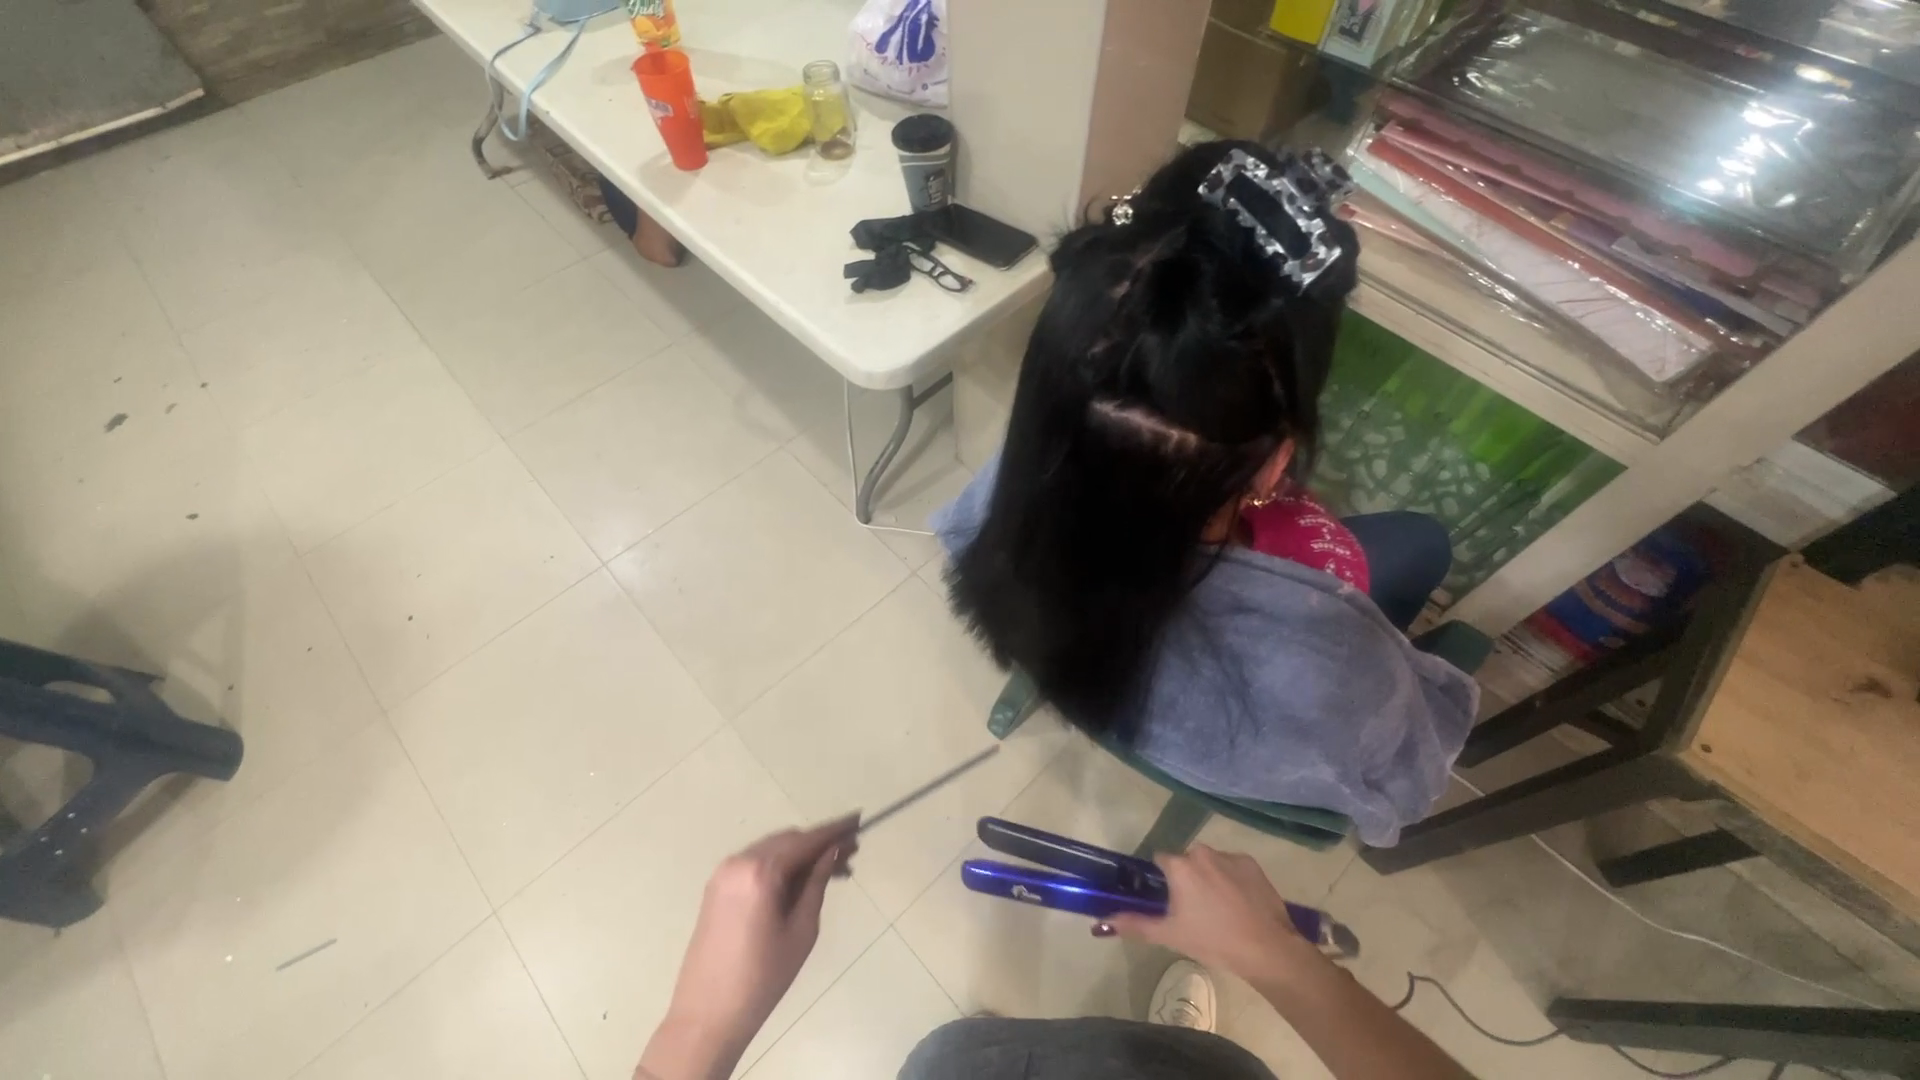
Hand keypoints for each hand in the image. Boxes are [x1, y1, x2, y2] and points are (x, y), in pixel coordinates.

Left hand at [641, 815, 858, 1079]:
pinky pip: (756, 864)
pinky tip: (800, 881)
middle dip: (819, 844)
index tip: (858, 820)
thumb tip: (832, 852)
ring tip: (831, 871)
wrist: (707, 1015)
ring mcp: (724, 873)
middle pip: (788, 840)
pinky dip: (780, 865)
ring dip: (801, 855)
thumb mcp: (801, 931)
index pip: (806, 840)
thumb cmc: (762, 978)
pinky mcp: (717, 887)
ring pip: (772, 850)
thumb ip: (816, 884)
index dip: (835, 830)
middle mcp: (739, 862)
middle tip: (851, 855)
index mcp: (760, 872)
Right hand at [1103, 844, 1319, 987]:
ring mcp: (1229, 856)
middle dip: (1187, 879)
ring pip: (1210, 862)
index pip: (1160, 861)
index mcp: (1179, 866)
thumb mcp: (1170, 935)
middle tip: (1195, 910)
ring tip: (1220, 909)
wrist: (1267, 948)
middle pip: (1186, 861)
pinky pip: (1233, 866)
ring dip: (1210, 877)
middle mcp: (1201, 852)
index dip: (1162, 880)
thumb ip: (1135, 924)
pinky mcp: (1252, 863)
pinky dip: (1232, 879)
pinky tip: (1239, 904)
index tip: (1169, 900)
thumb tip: (1102, 922)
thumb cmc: (1213, 941)